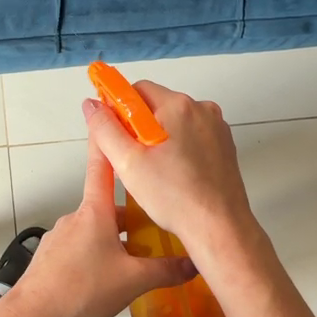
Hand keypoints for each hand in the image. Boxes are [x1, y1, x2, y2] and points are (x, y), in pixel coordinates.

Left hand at [3, 139, 196, 316]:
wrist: (33, 316)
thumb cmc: (82, 289)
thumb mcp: (133, 280)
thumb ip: (166, 271)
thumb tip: (195, 264)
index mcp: (94, 212)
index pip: (102, 166)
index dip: (107, 141)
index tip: (108, 117)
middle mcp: (75, 218)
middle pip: (108, 208)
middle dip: (131, 221)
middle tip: (156, 234)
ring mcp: (60, 238)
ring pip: (96, 233)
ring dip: (115, 243)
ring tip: (136, 266)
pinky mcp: (52, 258)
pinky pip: (82, 251)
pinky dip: (97, 258)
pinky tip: (108, 281)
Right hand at [80, 81, 261, 262]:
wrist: (219, 226)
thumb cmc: (173, 196)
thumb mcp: (127, 162)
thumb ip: (104, 129)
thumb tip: (92, 104)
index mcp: (178, 105)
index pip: (137, 90)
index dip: (120, 112)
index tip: (115, 138)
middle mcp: (202, 109)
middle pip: (157, 106)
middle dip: (139, 129)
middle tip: (133, 162)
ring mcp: (217, 128)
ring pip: (175, 124)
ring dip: (160, 141)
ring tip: (155, 174)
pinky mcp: (225, 147)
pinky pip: (193, 138)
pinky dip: (179, 151)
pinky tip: (175, 177)